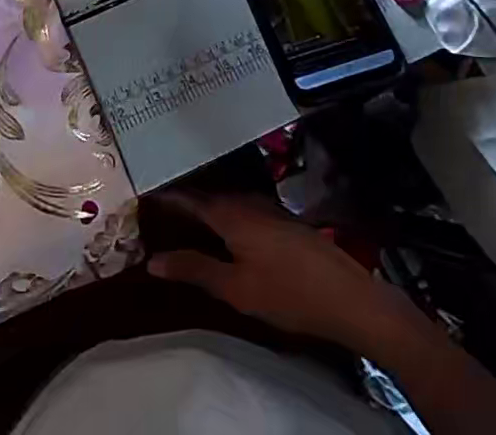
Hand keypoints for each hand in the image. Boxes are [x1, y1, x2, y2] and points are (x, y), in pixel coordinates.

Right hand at [147, 192, 415, 351]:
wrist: (351, 299)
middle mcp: (248, 203)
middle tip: (160, 210)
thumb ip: (195, 270)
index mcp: (230, 214)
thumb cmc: (288, 294)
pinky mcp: (285, 221)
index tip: (144, 196)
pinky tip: (228, 231)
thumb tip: (152, 261)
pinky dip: (227, 214)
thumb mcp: (235, 289)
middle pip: (208, 196)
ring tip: (188, 219)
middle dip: (185, 201)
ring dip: (208, 207)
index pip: (189, 198)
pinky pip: (245, 209)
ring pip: (228, 201)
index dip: (166, 198)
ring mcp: (270, 209)